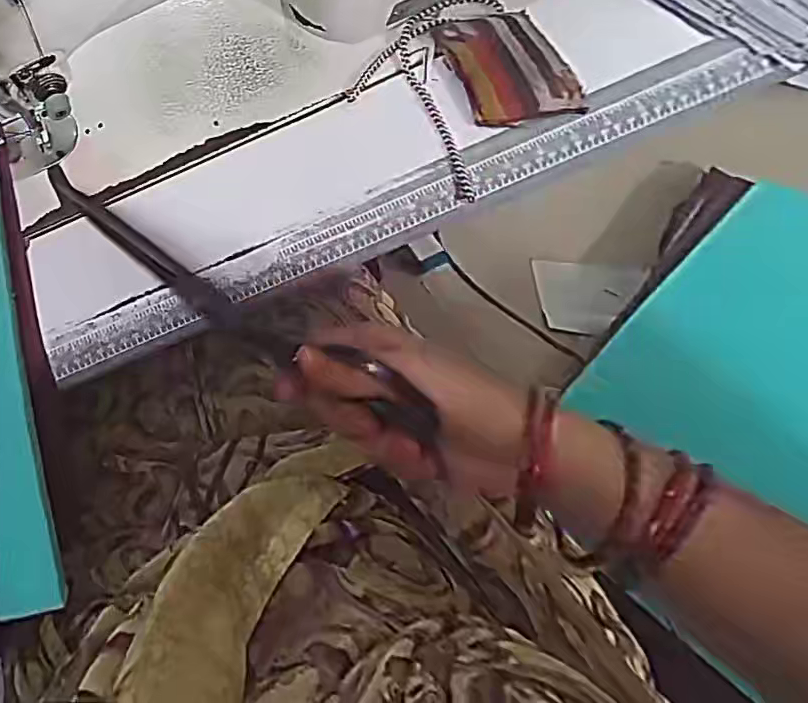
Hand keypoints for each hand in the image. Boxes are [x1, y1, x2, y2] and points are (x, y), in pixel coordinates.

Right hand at [277, 324, 531, 495]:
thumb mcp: (402, 370)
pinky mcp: (398, 444)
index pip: (318, 351)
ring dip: (377, 440)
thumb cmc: (464, 393)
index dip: (299, 370)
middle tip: (370, 422)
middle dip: (346, 415)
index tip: (287, 392)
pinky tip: (422, 457)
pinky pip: (374, 452)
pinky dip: (397, 459)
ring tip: (409, 444)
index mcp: (372, 348)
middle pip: (326, 394)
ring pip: (347, 427)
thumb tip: (299, 355)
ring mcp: (385, 411)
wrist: (519, 449)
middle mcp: (372, 377)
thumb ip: (348, 368)